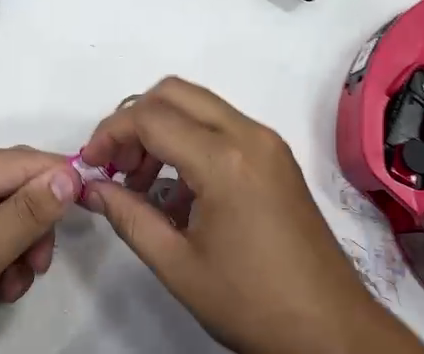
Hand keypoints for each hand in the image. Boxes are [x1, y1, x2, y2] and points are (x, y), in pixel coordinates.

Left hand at [0, 148, 80, 353]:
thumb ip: (25, 214)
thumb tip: (71, 174)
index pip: (14, 161)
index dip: (52, 175)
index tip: (89, 198)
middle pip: (16, 188)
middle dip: (34, 224)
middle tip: (40, 261)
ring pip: (15, 219)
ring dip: (24, 251)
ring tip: (12, 283)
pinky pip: (2, 243)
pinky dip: (10, 266)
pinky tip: (0, 291)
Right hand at [79, 78, 423, 353]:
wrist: (333, 333)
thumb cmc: (252, 303)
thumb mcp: (179, 266)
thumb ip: (129, 217)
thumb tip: (90, 188)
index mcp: (224, 159)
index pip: (151, 118)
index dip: (111, 133)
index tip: (90, 164)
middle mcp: (248, 134)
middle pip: (175, 93)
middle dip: (135, 121)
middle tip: (115, 167)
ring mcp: (267, 142)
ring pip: (199, 105)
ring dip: (162, 128)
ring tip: (142, 183)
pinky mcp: (277, 157)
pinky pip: (222, 125)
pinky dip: (190, 139)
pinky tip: (178, 190)